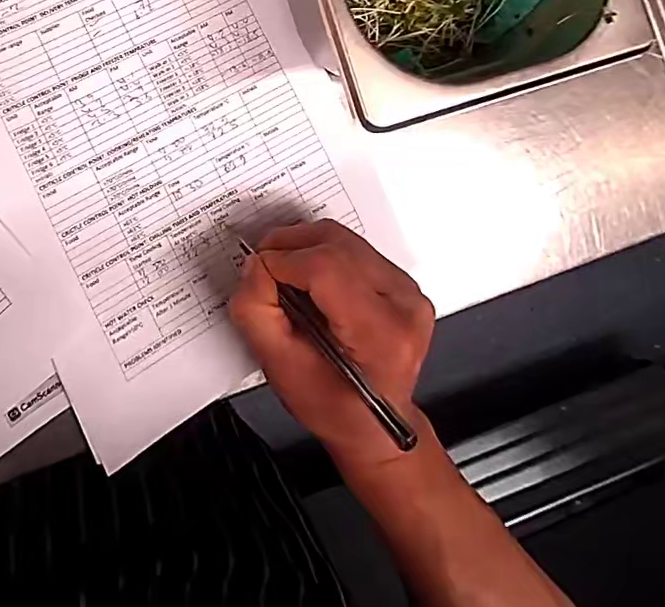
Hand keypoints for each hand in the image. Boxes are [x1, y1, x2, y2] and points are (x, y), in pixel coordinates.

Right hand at [229, 219, 435, 472]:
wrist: (373, 425)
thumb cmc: (336, 408)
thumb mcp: (282, 369)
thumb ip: (257, 312)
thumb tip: (256, 267)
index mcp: (381, 335)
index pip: (326, 268)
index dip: (282, 262)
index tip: (260, 274)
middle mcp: (404, 306)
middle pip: (335, 244)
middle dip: (289, 247)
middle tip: (265, 269)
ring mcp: (407, 290)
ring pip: (343, 238)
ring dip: (305, 246)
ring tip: (284, 273)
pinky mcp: (401, 281)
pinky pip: (353, 247)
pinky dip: (322, 253)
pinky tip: (308, 278)